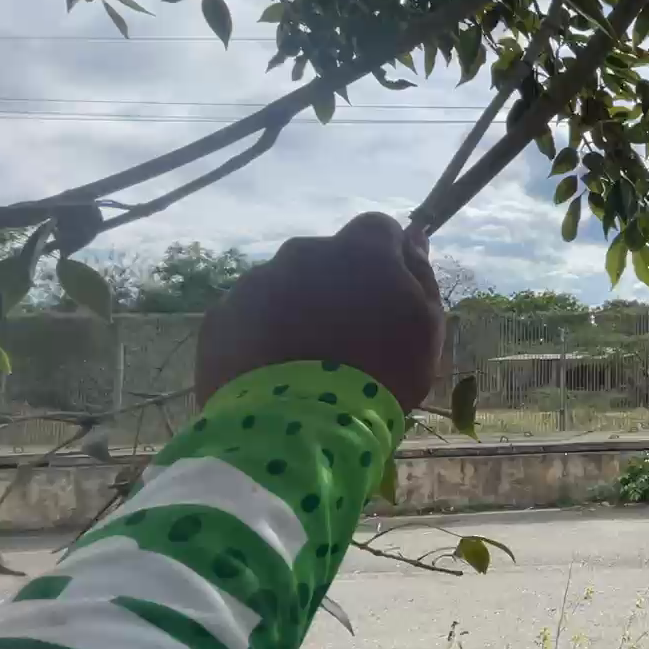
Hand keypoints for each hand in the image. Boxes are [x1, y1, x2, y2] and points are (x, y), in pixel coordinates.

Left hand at [195, 213, 443, 409]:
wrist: (304, 422)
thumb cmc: (385, 369)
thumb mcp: (427, 323)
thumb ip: (421, 274)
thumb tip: (414, 236)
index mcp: (360, 251)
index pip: (378, 226)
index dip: (389, 253)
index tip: (395, 286)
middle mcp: (304, 253)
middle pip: (329, 254)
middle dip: (342, 279)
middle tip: (356, 327)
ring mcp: (256, 282)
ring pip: (290, 282)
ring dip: (304, 303)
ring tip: (314, 352)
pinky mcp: (221, 315)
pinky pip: (254, 311)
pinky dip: (269, 328)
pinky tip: (284, 364)